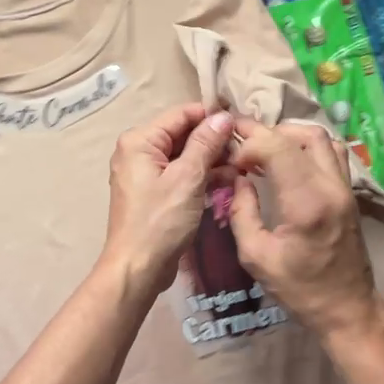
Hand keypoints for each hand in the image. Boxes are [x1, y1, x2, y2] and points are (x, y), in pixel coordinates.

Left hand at [101, 104, 235, 299]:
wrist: (137, 269)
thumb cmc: (160, 221)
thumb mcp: (187, 178)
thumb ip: (205, 144)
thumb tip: (223, 116)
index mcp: (140, 140)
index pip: (181, 114)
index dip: (211, 116)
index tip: (242, 122)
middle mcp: (138, 150)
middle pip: (182, 133)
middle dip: (213, 140)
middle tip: (246, 148)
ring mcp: (145, 172)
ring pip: (184, 154)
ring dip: (211, 159)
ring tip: (242, 165)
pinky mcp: (154, 191)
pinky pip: (180, 173)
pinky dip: (201, 174)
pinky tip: (228, 179)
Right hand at [227, 118, 382, 342]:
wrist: (348, 310)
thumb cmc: (300, 290)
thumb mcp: (256, 257)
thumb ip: (241, 212)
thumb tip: (237, 179)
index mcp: (307, 203)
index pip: (277, 147)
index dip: (249, 144)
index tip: (233, 162)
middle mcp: (330, 186)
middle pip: (299, 135)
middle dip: (265, 133)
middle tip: (241, 144)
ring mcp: (344, 187)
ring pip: (320, 137)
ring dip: (289, 134)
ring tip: (264, 149)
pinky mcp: (349, 191)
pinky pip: (331, 151)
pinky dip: (307, 145)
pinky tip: (287, 160)